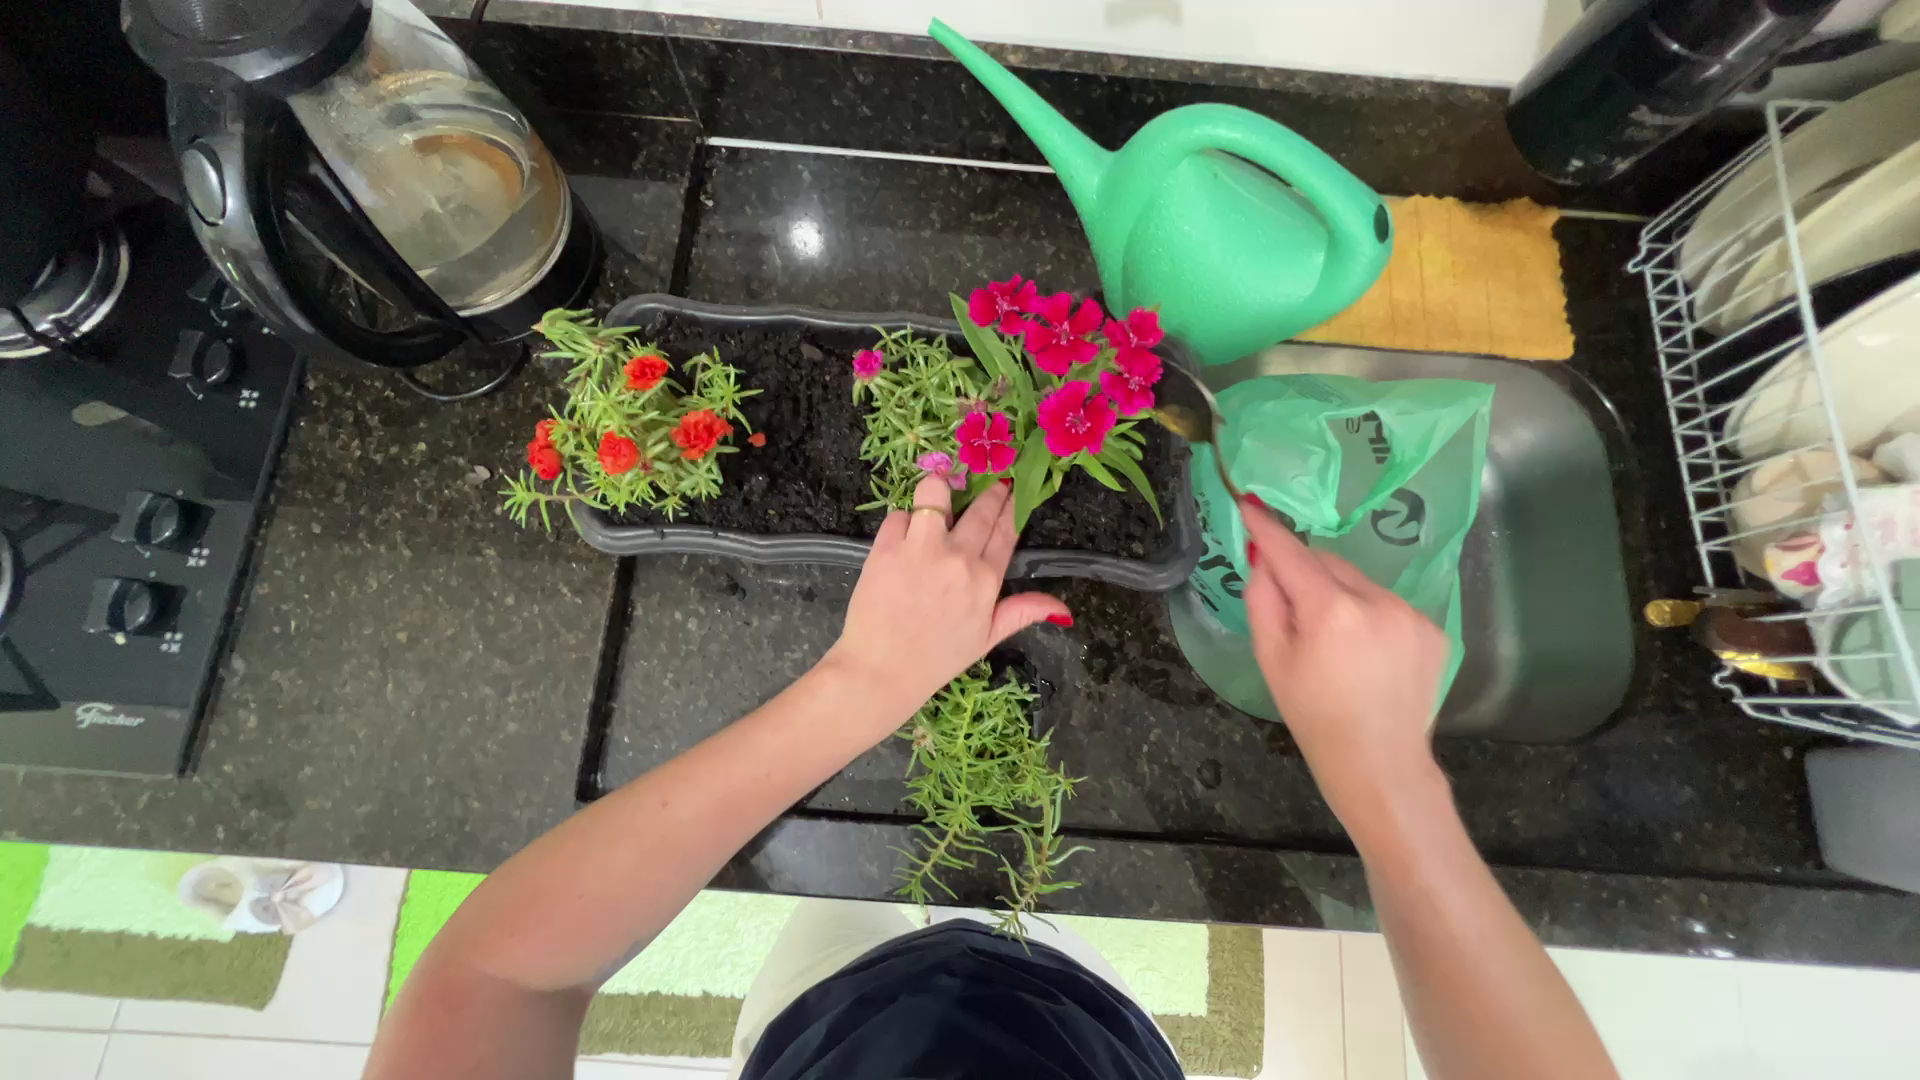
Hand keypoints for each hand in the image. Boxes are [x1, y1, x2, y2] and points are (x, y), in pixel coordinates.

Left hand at [822, 474, 1068, 732]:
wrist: (882, 670)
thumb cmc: (936, 658)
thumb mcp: (987, 638)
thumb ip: (1023, 612)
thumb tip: (1064, 609)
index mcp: (985, 580)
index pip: (1005, 531)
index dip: (1010, 506)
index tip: (1012, 490)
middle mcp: (958, 558)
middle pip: (980, 509)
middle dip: (989, 490)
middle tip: (991, 480)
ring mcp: (921, 550)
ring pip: (935, 494)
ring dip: (939, 488)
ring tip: (939, 490)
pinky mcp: (886, 548)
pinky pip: (898, 515)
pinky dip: (902, 520)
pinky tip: (904, 533)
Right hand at [1240, 495, 1449, 837]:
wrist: (1378, 763)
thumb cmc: (1312, 715)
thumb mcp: (1271, 658)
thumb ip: (1263, 598)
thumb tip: (1263, 557)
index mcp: (1331, 611)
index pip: (1292, 554)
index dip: (1268, 529)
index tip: (1249, 503)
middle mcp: (1377, 602)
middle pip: (1327, 562)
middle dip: (1303, 572)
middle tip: (1291, 609)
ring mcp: (1411, 614)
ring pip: (1358, 581)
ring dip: (1337, 592)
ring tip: (1332, 640)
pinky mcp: (1433, 628)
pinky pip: (1385, 602)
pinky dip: (1366, 611)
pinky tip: (1363, 650)